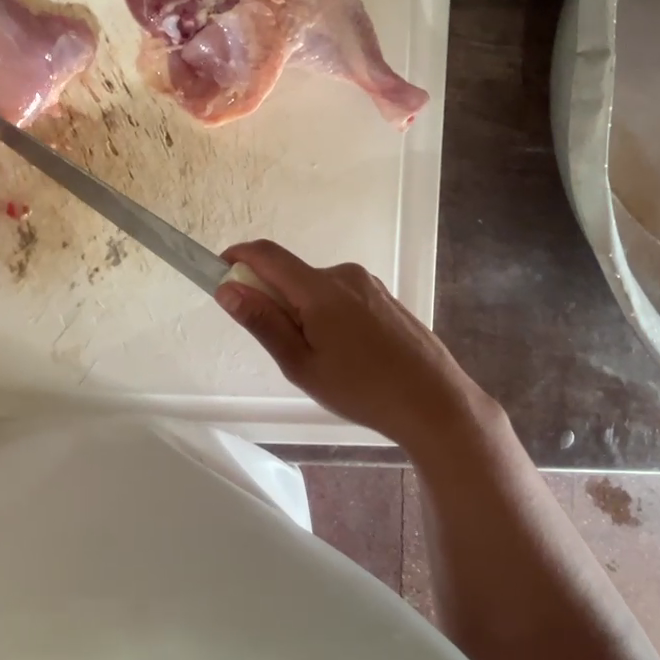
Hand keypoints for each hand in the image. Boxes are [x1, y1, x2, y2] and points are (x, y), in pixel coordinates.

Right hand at [216, 240, 490, 449]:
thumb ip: (263, 323)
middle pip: (291, 273)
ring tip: (321, 358)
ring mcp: (369, 285)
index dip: (238, 256)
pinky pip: (341, 296)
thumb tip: (227, 289)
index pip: (267, 254)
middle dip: (272, 296)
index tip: (220, 273)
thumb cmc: (363, 390)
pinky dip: (327, 314)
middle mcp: (344, 275)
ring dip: (302, 309)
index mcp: (320, 289)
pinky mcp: (386, 298)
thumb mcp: (301, 365)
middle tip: (280, 344)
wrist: (439, 405)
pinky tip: (347, 354)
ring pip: (317, 287)